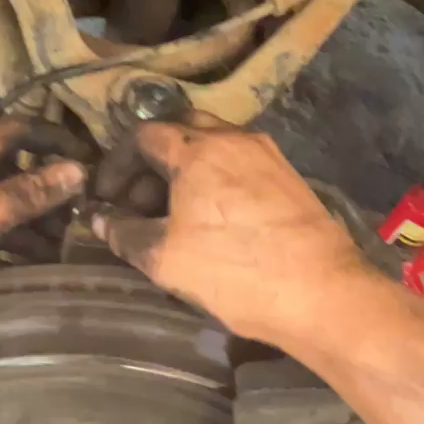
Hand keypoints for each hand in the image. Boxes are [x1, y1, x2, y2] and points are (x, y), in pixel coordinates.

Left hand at [0, 118, 86, 309]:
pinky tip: (31, 264)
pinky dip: (11, 244)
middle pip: (12, 171)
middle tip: (80, 214)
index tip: (86, 155)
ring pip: (1, 206)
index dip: (52, 136)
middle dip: (47, 190)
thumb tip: (79, 167)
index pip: (17, 130)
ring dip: (32, 222)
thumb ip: (30, 191)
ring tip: (63, 247)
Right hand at [91, 120, 380, 350]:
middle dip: (150, 160)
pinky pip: (237, 161)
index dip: (116, 165)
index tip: (106, 196)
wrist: (324, 293)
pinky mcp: (287, 175)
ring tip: (172, 212)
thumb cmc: (235, 271)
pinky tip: (211, 216)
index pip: (142, 137)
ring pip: (211, 143)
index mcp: (195, 150)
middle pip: (178, 130)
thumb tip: (100, 219)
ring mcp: (264, 154)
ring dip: (183, 167)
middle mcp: (230, 138)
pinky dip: (212, 176)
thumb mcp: (165, 258)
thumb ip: (125, 233)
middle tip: (138, 200)